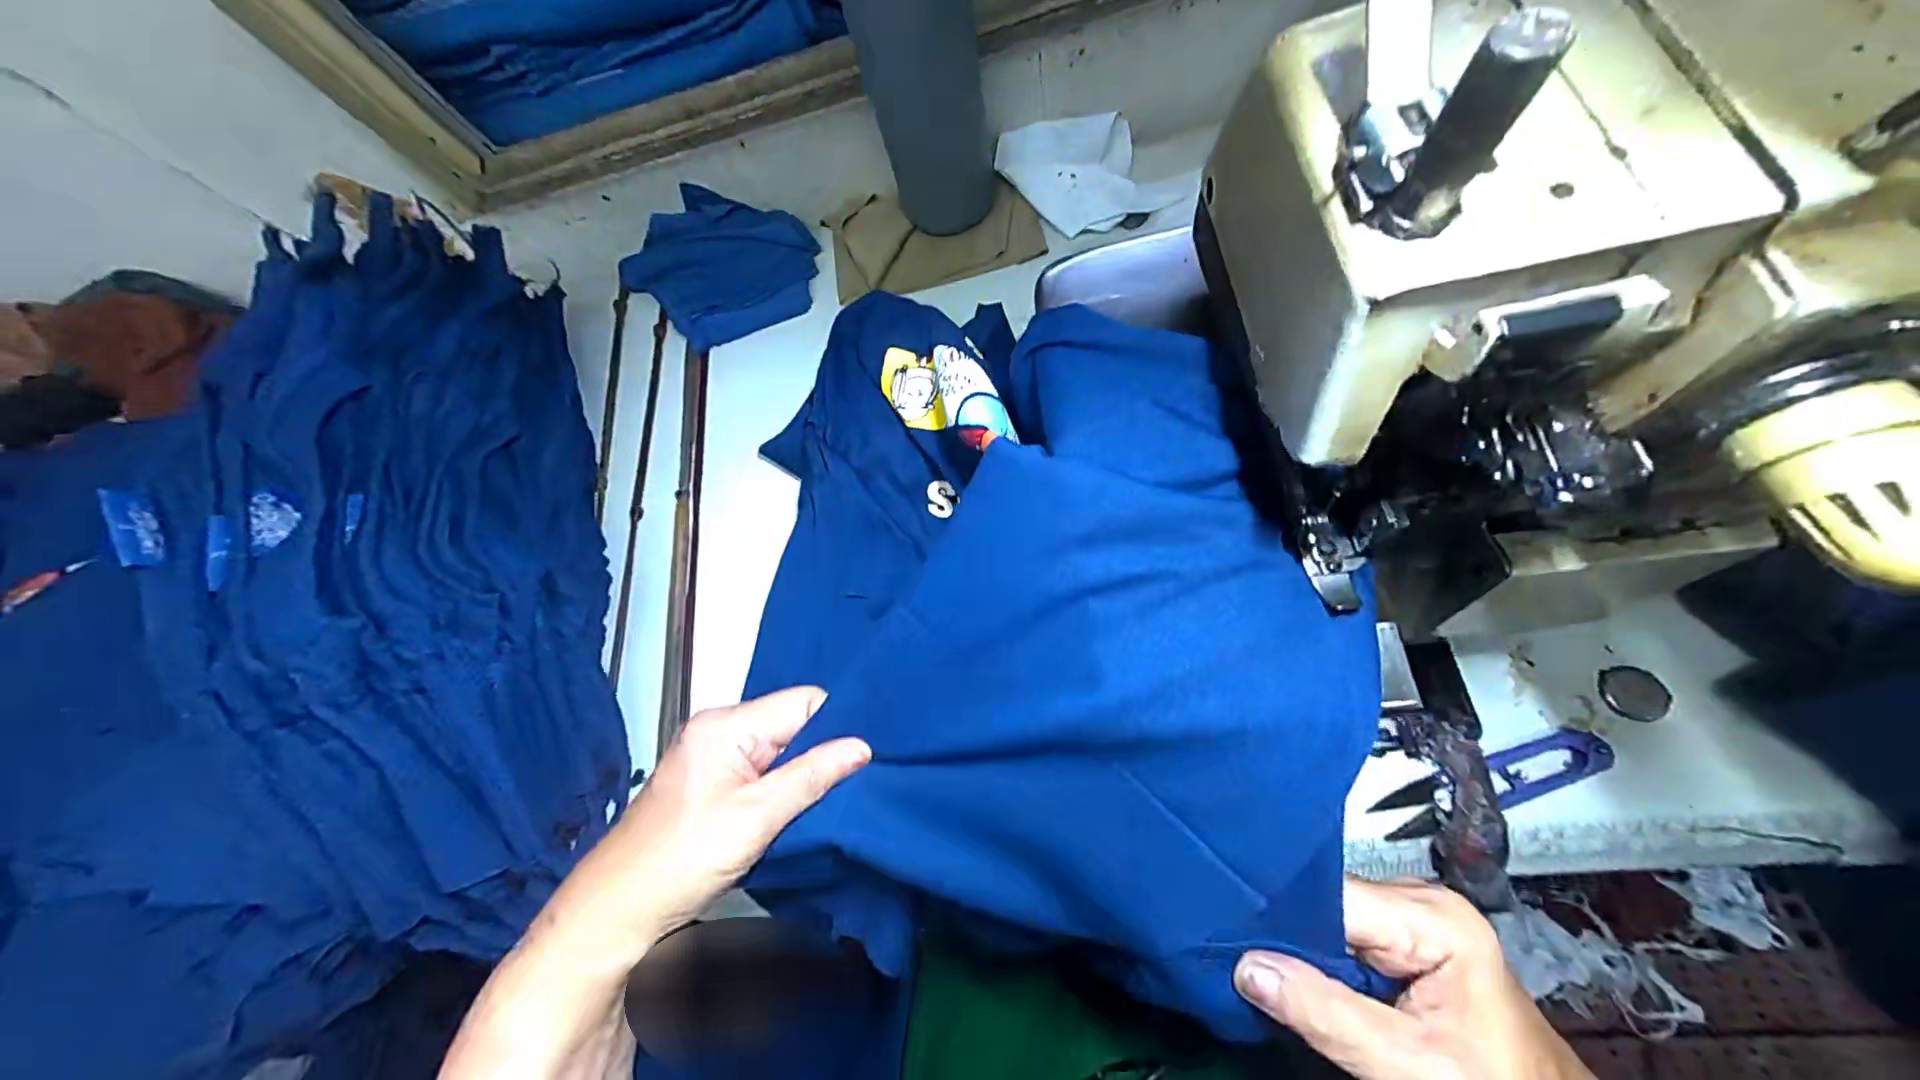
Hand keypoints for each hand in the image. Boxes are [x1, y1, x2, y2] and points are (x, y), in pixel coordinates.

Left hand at [542, 685, 872, 957]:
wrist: (615, 913)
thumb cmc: (678, 862)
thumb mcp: (758, 816)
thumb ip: (813, 776)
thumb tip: (862, 747)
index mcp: (726, 725)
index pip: (803, 702)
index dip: (836, 723)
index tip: (864, 753)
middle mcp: (718, 730)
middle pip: (792, 723)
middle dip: (822, 750)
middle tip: (852, 780)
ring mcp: (713, 755)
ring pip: (781, 749)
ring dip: (803, 772)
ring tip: (829, 797)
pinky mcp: (712, 782)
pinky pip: (763, 769)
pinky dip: (783, 786)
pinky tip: (796, 808)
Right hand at [1234, 877, 1593, 1079]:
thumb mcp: (1413, 1067)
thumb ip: (1328, 1015)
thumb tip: (1246, 968)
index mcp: (1436, 917)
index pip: (1330, 897)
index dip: (1280, 917)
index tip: (1232, 936)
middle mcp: (1421, 901)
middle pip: (1326, 903)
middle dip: (1285, 933)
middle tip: (1237, 955)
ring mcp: (1411, 917)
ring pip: (1327, 918)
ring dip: (1297, 948)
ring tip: (1261, 966)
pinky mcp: (1401, 939)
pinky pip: (1340, 935)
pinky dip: (1315, 958)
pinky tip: (1297, 974)